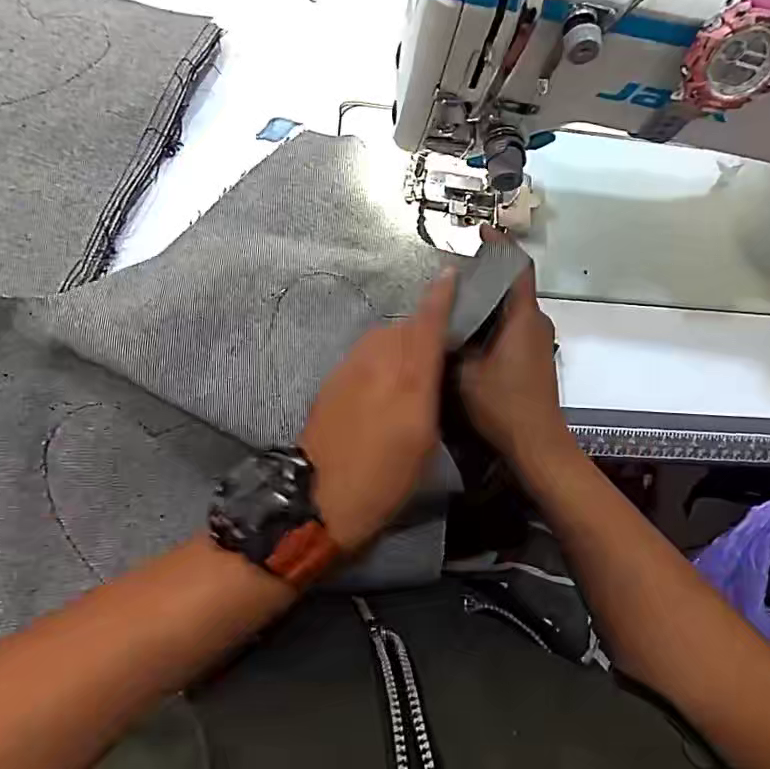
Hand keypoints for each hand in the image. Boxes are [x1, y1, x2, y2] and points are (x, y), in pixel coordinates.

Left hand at [298, 271, 455, 551]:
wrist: (319, 494)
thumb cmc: (384, 480)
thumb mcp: (424, 443)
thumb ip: (430, 395)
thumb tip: (431, 370)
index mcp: (409, 378)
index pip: (427, 324)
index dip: (440, 297)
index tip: (450, 274)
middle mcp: (379, 361)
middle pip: (405, 326)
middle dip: (423, 328)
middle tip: (439, 347)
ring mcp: (351, 366)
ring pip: (382, 336)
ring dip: (399, 342)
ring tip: (411, 366)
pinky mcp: (333, 376)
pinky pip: (365, 352)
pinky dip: (380, 355)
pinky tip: (384, 380)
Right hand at [456, 228, 568, 466]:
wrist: (538, 445)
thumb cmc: (503, 404)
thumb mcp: (466, 371)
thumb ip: (454, 341)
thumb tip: (442, 321)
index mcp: (523, 318)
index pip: (518, 269)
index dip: (501, 245)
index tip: (482, 231)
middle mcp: (536, 323)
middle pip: (514, 285)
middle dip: (487, 272)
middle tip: (454, 269)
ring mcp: (538, 340)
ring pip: (512, 307)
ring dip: (488, 298)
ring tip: (455, 297)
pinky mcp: (534, 355)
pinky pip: (513, 324)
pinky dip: (492, 317)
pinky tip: (467, 328)